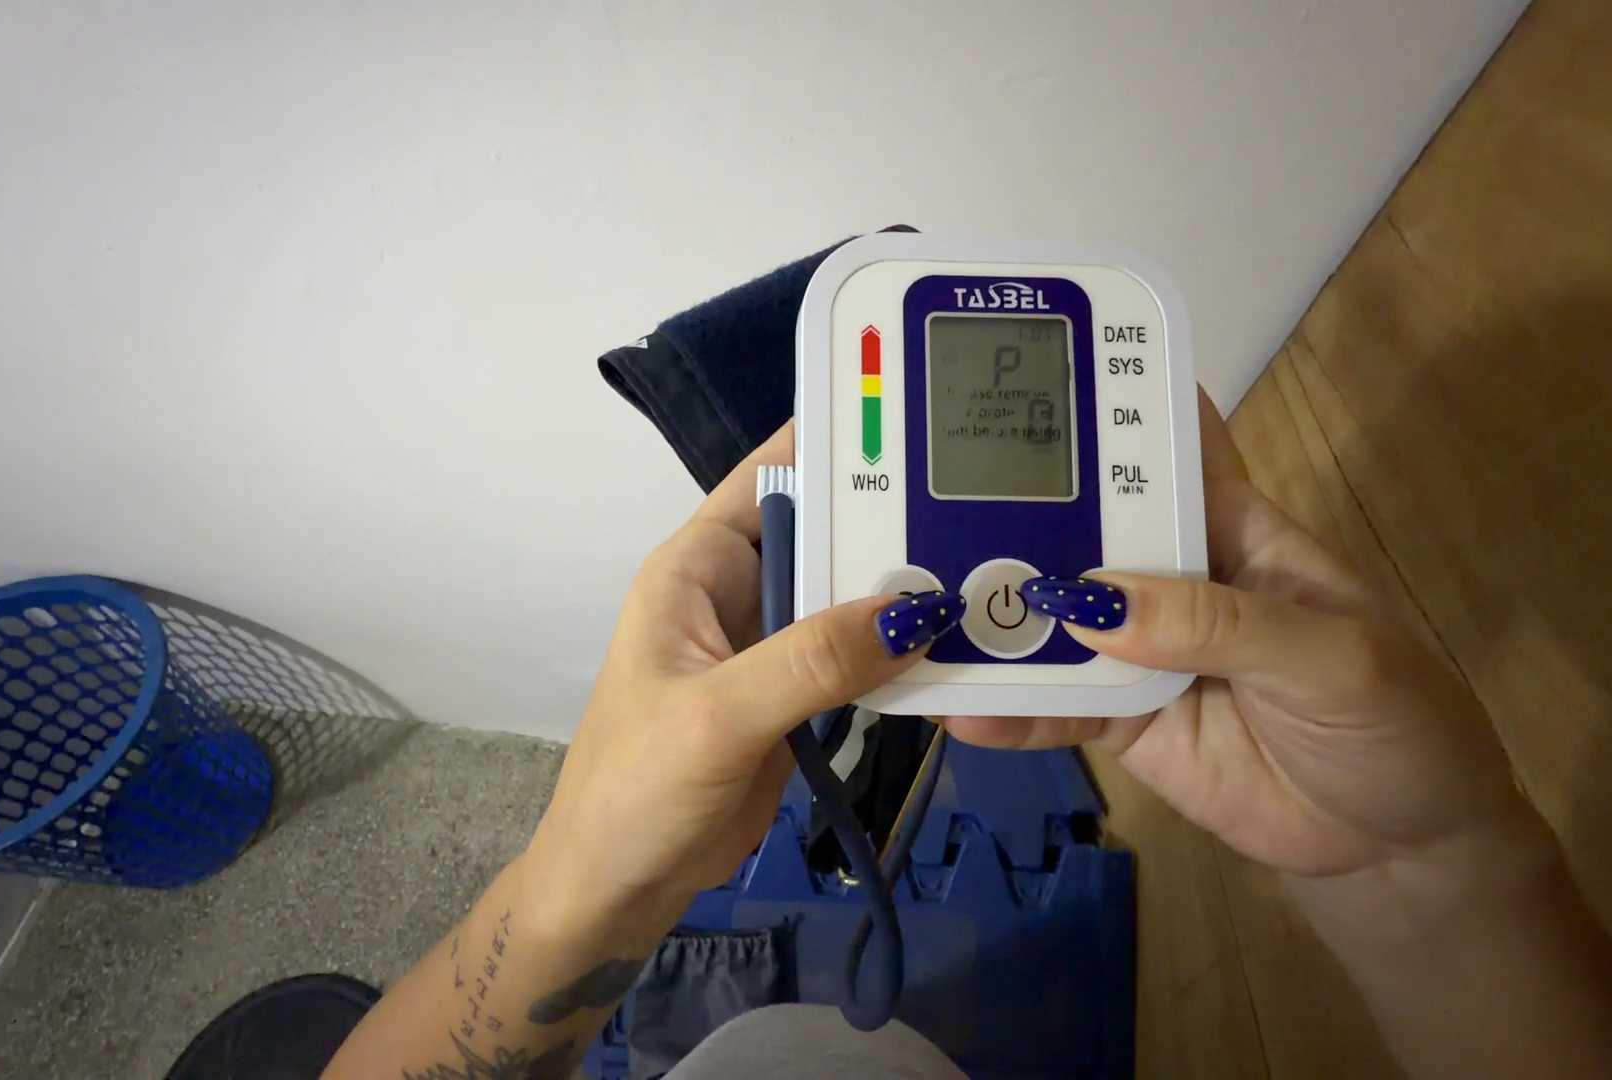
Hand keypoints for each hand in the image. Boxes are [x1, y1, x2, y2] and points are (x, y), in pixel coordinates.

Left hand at [524, 424, 949, 929]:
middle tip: (983, 507)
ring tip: (989, 568)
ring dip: (898, 590)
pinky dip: (895, 649)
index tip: (915, 419)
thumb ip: (811, 660)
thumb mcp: (719, 715)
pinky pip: (853, 654)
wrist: (621, 882)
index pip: (768, 478)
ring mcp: (768, 644)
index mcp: (698, 565)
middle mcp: (736, 590)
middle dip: (887, 523)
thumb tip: (918, 610)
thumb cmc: (639, 785)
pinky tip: (953, 643)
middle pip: (822, 534)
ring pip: (843, 596)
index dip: (832, 442)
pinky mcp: (793, 693)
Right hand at [945, 392, 1527, 877]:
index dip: (1094, 417)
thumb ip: (1217, 623)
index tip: (1008, 388)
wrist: (1387, 850)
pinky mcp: (1110, 710)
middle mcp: (1163, 576)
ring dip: (990, 619)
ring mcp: (1128, 645)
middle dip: (1004, 522)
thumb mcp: (1333, 659)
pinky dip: (1007, 707)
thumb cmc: (1395, 726)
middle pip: (1074, 536)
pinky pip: (1049, 702)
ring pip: (1047, 620)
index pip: (1154, 452)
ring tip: (921, 615)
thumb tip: (1088, 603)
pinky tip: (962, 708)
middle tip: (918, 511)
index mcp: (1223, 529)